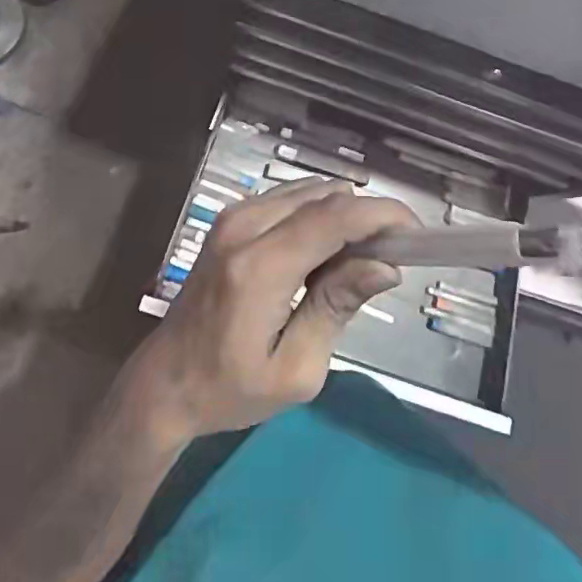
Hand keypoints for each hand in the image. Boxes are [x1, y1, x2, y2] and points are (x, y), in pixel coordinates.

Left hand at [129, 178, 418, 441]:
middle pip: (327, 197)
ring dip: (344, 217)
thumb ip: (337, 308)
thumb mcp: (295, 369)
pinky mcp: (231, 220)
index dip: (385, 216)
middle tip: (388, 260)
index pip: (336, 217)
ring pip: (312, 193)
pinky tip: (323, 255)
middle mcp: (244, 228)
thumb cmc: (229, 389)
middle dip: (368, 218)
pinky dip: (319, 217)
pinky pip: (291, 200)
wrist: (163, 384)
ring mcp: (233, 218)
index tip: (417, 236)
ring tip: (354, 263)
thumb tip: (385, 267)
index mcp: (260, 268)